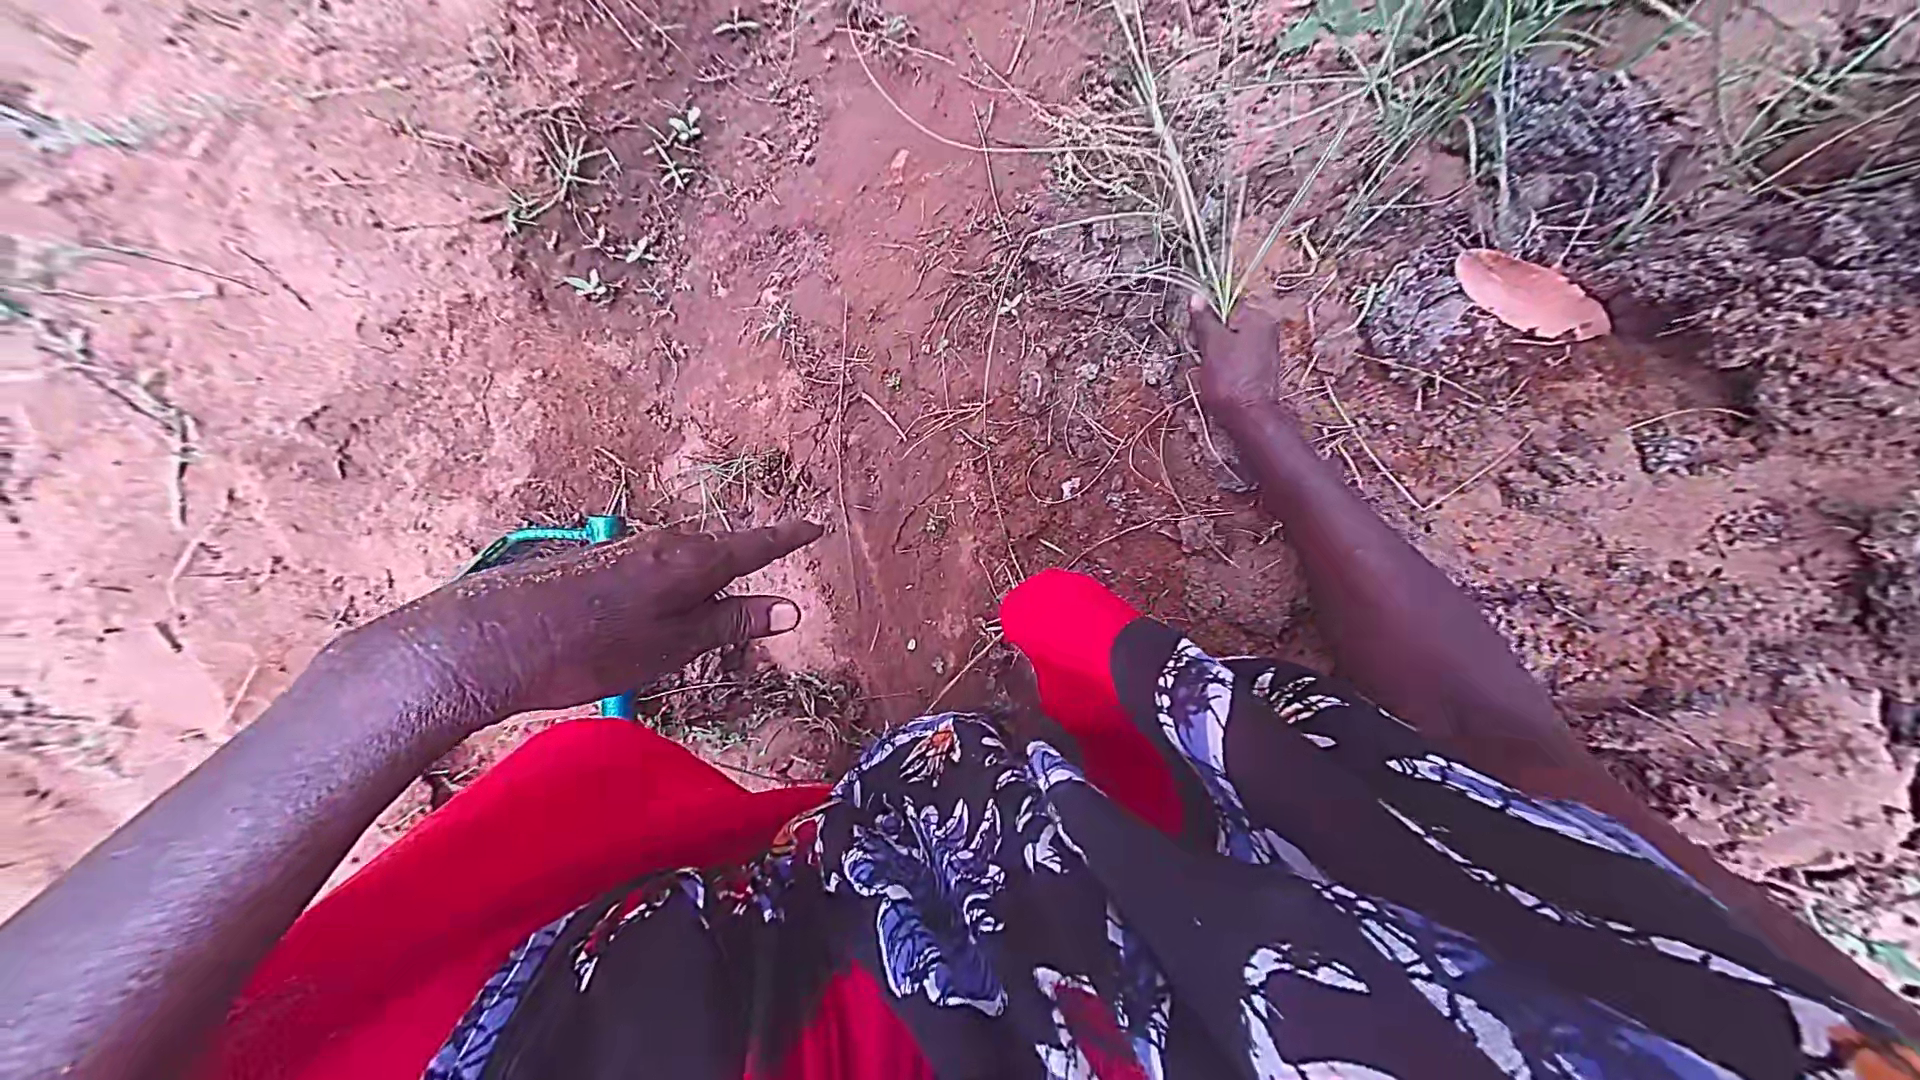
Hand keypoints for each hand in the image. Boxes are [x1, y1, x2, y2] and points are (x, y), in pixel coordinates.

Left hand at [348, 521, 824, 724]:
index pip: (756, 544)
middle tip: (779, 554)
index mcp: (692, 561)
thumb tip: (792, 608)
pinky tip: (667, 596)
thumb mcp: (675, 644)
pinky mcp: (600, 560)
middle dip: (752, 551)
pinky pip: (660, 559)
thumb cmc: (593, 649)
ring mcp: (629, 548)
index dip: (788, 537)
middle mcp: (664, 543)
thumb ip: (733, 622)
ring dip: (715, 565)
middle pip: (722, 545)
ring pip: (688, 552)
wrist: (486, 642)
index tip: (816, 526)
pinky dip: (680, 573)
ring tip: (728, 585)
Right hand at [1188, 295, 1289, 418]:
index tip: (1196, 339)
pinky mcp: (1261, 367)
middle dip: (1211, 338)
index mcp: (1258, 317)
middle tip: (1202, 356)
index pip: (1225, 307)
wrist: (1247, 416)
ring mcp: (1266, 349)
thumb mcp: (1211, 345)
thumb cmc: (1229, 379)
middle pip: (1228, 325)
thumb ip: (1204, 320)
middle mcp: (1267, 329)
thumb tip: (1196, 296)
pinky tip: (1221, 378)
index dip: (1206, 322)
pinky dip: (1226, 365)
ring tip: (1211, 370)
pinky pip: (1238, 357)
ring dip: (1216, 354)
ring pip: (1231, 342)